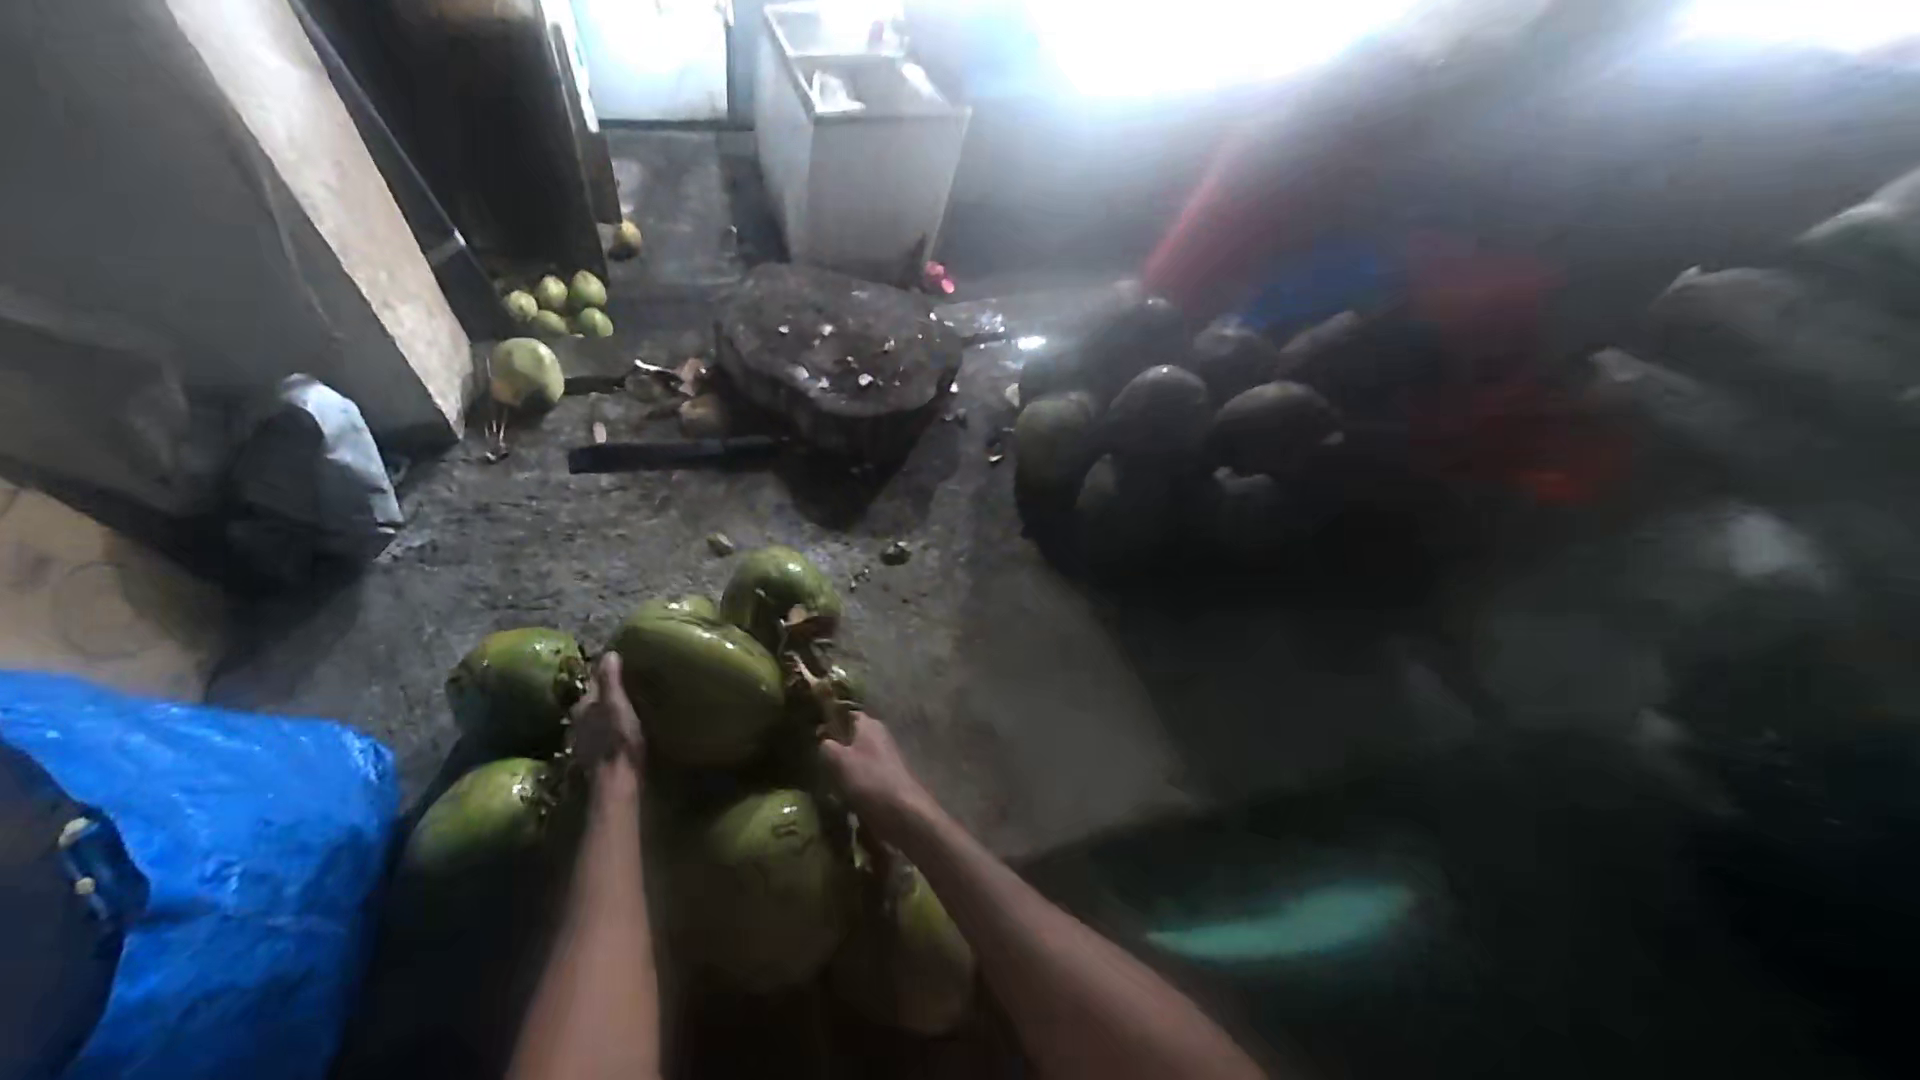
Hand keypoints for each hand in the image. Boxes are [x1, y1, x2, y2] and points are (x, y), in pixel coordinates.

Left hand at [570, 653, 643, 793]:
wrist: (615, 782)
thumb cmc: (619, 740)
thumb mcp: (618, 705)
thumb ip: (611, 680)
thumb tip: (608, 653)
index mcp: (584, 706)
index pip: (591, 683)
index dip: (602, 674)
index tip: (616, 665)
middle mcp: (577, 722)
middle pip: (589, 702)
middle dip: (601, 694)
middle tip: (621, 687)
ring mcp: (582, 742)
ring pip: (591, 721)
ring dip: (602, 715)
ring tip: (619, 710)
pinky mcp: (591, 759)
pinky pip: (597, 737)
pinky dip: (604, 732)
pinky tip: (614, 734)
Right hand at [819, 711, 937, 839]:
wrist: (903, 812)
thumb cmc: (869, 779)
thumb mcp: (838, 759)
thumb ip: (826, 746)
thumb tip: (823, 741)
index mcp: (869, 725)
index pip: (845, 714)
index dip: (828, 722)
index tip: (812, 735)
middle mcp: (879, 737)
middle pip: (850, 738)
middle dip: (834, 749)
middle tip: (814, 761)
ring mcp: (884, 758)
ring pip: (855, 759)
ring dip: (842, 769)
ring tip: (824, 781)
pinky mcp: (886, 779)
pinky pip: (862, 776)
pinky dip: (852, 784)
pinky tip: (840, 796)